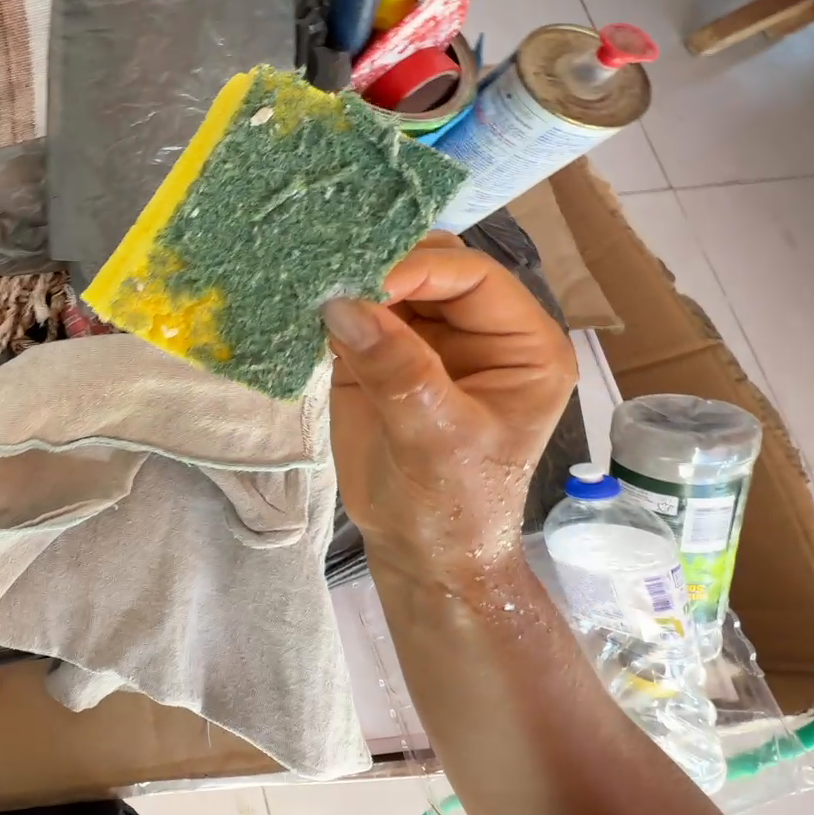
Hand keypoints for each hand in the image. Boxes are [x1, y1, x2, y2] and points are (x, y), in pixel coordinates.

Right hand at [323, 233, 576, 574]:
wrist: (416, 547)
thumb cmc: (450, 501)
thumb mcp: (436, 438)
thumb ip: (398, 371)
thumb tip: (341, 305)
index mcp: (518, 345)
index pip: (472, 278)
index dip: (418, 270)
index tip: (361, 287)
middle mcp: (471, 334)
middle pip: (427, 271)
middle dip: (379, 268)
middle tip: (326, 275)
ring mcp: (419, 345)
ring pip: (381, 289)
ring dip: (345, 286)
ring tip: (303, 285)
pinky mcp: (372, 360)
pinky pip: (348, 319)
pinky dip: (322, 312)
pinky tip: (295, 311)